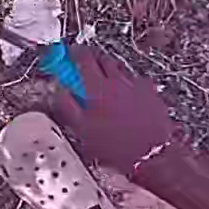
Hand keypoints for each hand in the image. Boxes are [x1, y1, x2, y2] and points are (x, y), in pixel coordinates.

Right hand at [46, 45, 178, 170]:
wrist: (151, 156)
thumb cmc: (114, 145)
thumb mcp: (80, 128)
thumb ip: (66, 104)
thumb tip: (57, 89)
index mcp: (97, 87)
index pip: (82, 58)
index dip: (72, 53)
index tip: (66, 54)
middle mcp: (117, 81)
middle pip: (102, 58)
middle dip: (90, 58)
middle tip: (82, 66)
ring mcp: (136, 86)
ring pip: (119, 69)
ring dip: (108, 70)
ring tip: (101, 83)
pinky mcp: (151, 94)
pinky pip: (135, 81)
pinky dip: (126, 83)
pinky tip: (123, 96)